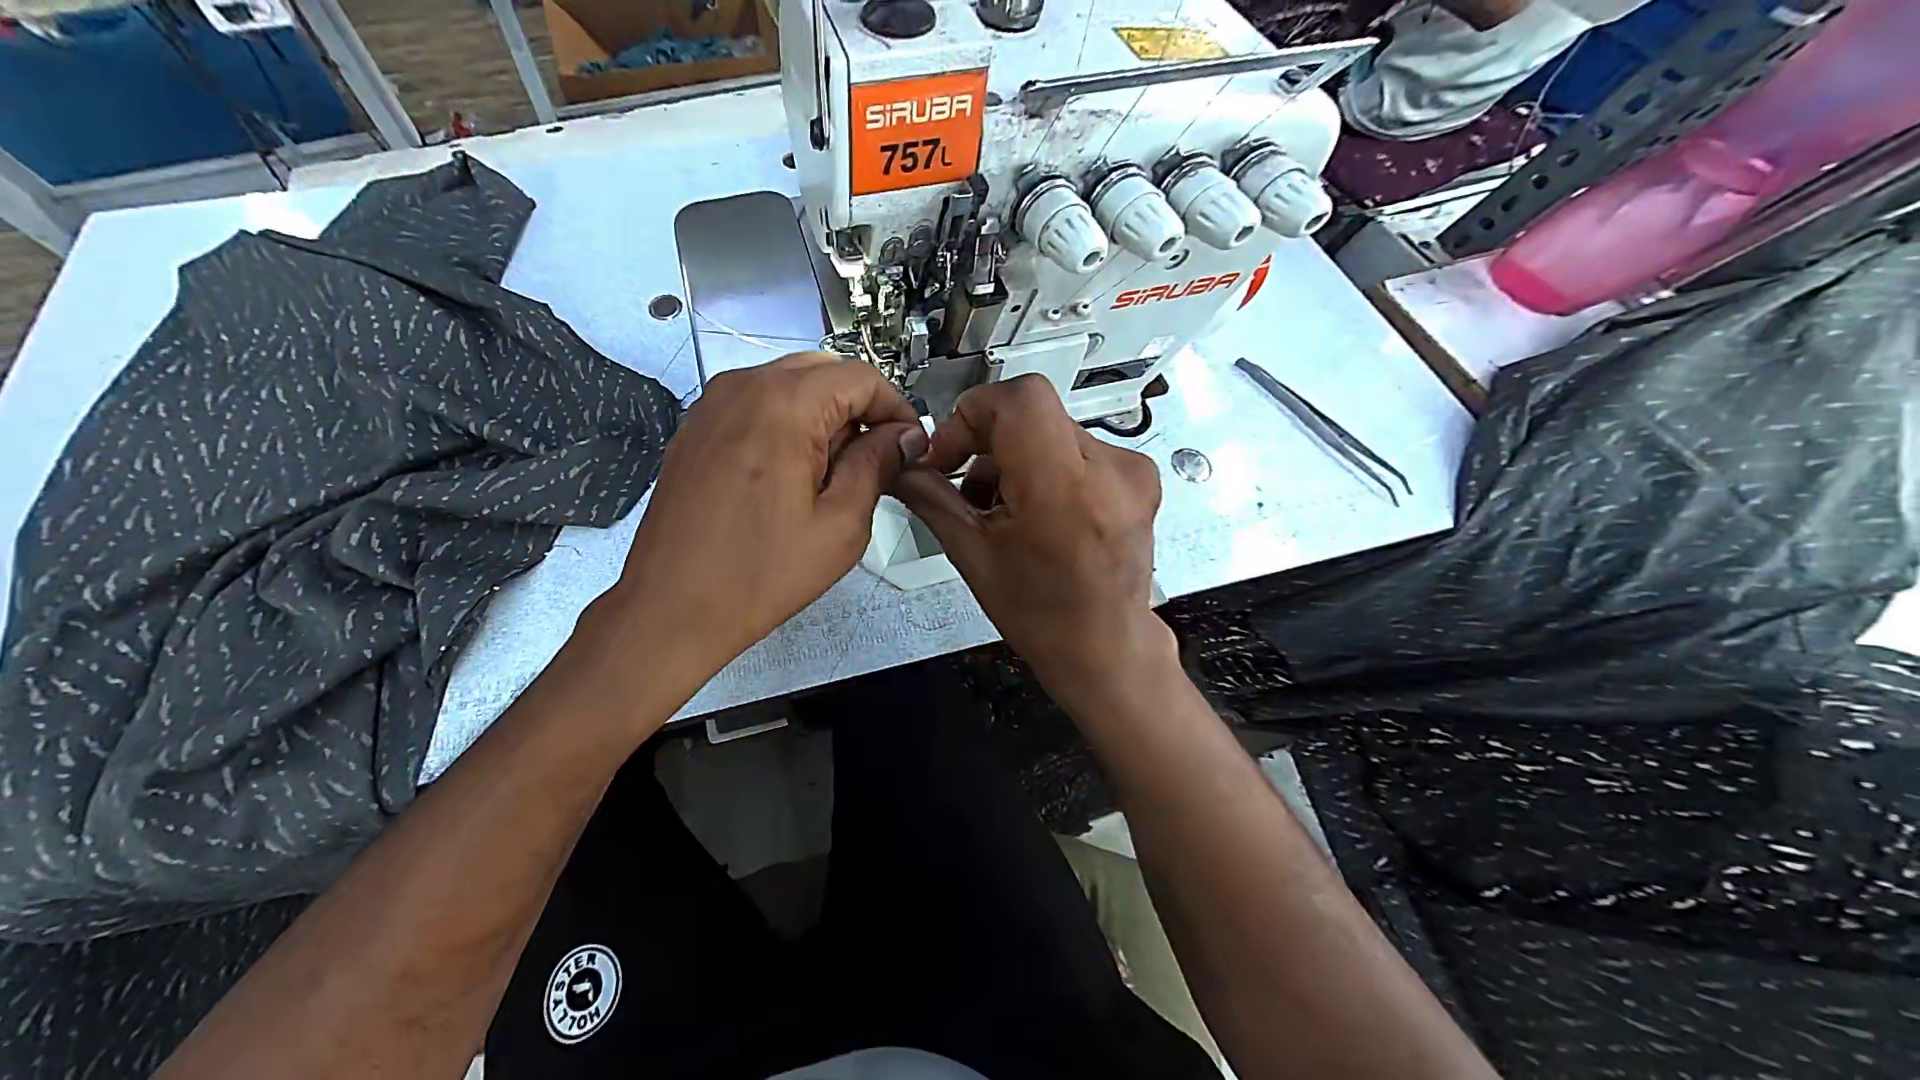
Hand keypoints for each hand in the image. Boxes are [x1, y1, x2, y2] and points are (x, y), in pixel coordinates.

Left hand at [601, 353, 924, 693]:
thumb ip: (877, 466)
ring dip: (825, 417)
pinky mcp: (698, 428)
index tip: (907, 443)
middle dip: (861, 410)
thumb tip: (901, 437)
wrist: (673, 607)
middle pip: (825, 373)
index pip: (861, 377)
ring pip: (791, 386)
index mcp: (782, 406)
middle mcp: (742, 391)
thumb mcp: (840, 524)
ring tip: (835, 475)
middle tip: (878, 460)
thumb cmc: (751, 577)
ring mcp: (713, 406)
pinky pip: (758, 405)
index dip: (896, 409)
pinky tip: (795, 475)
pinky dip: (788, 425)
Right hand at [889, 375, 1172, 705]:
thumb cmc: (1048, 618)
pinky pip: (1077, 445)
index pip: (1019, 399)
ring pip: (1051, 427)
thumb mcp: (974, 558)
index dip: (974, 413)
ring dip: (1016, 455)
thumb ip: (933, 499)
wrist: (1105, 647)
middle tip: (967, 480)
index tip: (955, 447)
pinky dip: (1046, 465)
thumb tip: (903, 467)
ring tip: (1003, 506)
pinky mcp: (1137, 475)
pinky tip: (1033, 507)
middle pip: (1032, 411)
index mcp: (1064, 492)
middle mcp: (1108, 473)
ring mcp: (1129, 472)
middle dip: (989, 439)